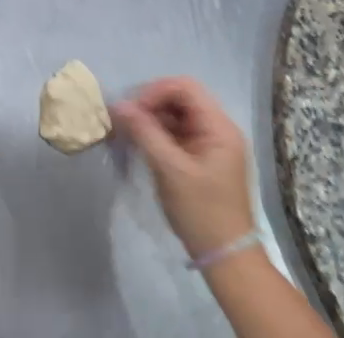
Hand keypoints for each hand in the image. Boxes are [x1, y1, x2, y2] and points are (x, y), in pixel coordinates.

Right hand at [110, 77, 255, 257]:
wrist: (226, 256)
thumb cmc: (201, 211)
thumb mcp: (170, 170)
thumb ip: (144, 132)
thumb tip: (118, 105)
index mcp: (219, 127)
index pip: (184, 88)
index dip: (154, 92)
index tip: (130, 111)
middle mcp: (218, 130)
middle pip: (180, 99)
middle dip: (149, 105)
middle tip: (124, 121)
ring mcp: (210, 145)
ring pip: (175, 116)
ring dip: (150, 120)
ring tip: (126, 133)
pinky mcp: (201, 159)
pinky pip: (176, 135)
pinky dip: (156, 135)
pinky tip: (139, 145)